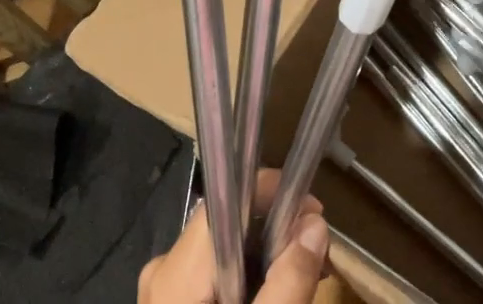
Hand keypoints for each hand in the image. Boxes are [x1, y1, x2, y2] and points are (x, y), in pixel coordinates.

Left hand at [138, 169, 329, 303]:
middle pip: (230, 224)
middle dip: (279, 231)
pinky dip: (248, 277)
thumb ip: (288, 282)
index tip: (312, 209)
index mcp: (176, 273)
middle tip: (320, 258)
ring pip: (226, 251)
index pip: (223, 198)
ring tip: (305, 280)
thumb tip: (315, 223)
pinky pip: (215, 274)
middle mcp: (162, 271)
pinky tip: (274, 294)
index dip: (271, 190)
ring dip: (268, 257)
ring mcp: (164, 291)